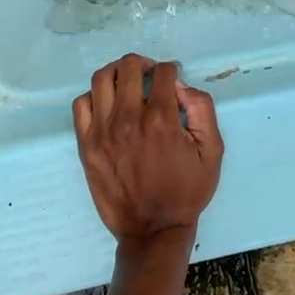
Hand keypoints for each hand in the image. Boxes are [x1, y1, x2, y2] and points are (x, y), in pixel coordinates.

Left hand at [73, 54, 224, 244]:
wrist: (153, 230)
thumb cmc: (186, 191)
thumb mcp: (213, 151)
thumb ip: (203, 110)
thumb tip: (182, 87)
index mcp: (161, 119)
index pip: (163, 72)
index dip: (172, 70)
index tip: (174, 79)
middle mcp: (128, 118)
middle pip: (129, 66)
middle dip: (144, 64)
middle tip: (151, 76)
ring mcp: (103, 131)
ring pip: (102, 78)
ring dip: (118, 72)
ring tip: (128, 82)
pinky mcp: (86, 145)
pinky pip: (81, 104)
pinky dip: (94, 96)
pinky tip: (107, 104)